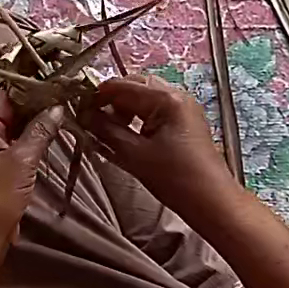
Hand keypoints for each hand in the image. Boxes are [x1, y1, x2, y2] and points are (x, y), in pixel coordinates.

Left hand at [0, 89, 64, 256]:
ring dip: (33, 124)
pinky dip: (27, 141)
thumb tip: (57, 107)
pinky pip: (10, 145)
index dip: (33, 90)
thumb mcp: (23, 161)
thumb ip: (40, 131)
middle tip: (67, 101)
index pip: (7, 96)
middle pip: (9, 111)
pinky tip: (48, 138)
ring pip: (11, 128)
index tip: (60, 87)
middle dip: (36, 107)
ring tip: (62, 115)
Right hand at [80, 75, 238, 219]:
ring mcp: (182, 108)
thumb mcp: (133, 154)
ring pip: (143, 98)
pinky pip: (153, 110)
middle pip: (133, 86)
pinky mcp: (184, 122)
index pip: (121, 85)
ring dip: (122, 110)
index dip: (96, 95)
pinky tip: (125, 136)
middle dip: (110, 101)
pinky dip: (136, 118)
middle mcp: (176, 96)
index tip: (77, 109)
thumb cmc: (173, 178)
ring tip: (108, 131)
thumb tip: (81, 114)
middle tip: (92, 120)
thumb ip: (104, 130)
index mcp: (165, 99)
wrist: (211, 201)